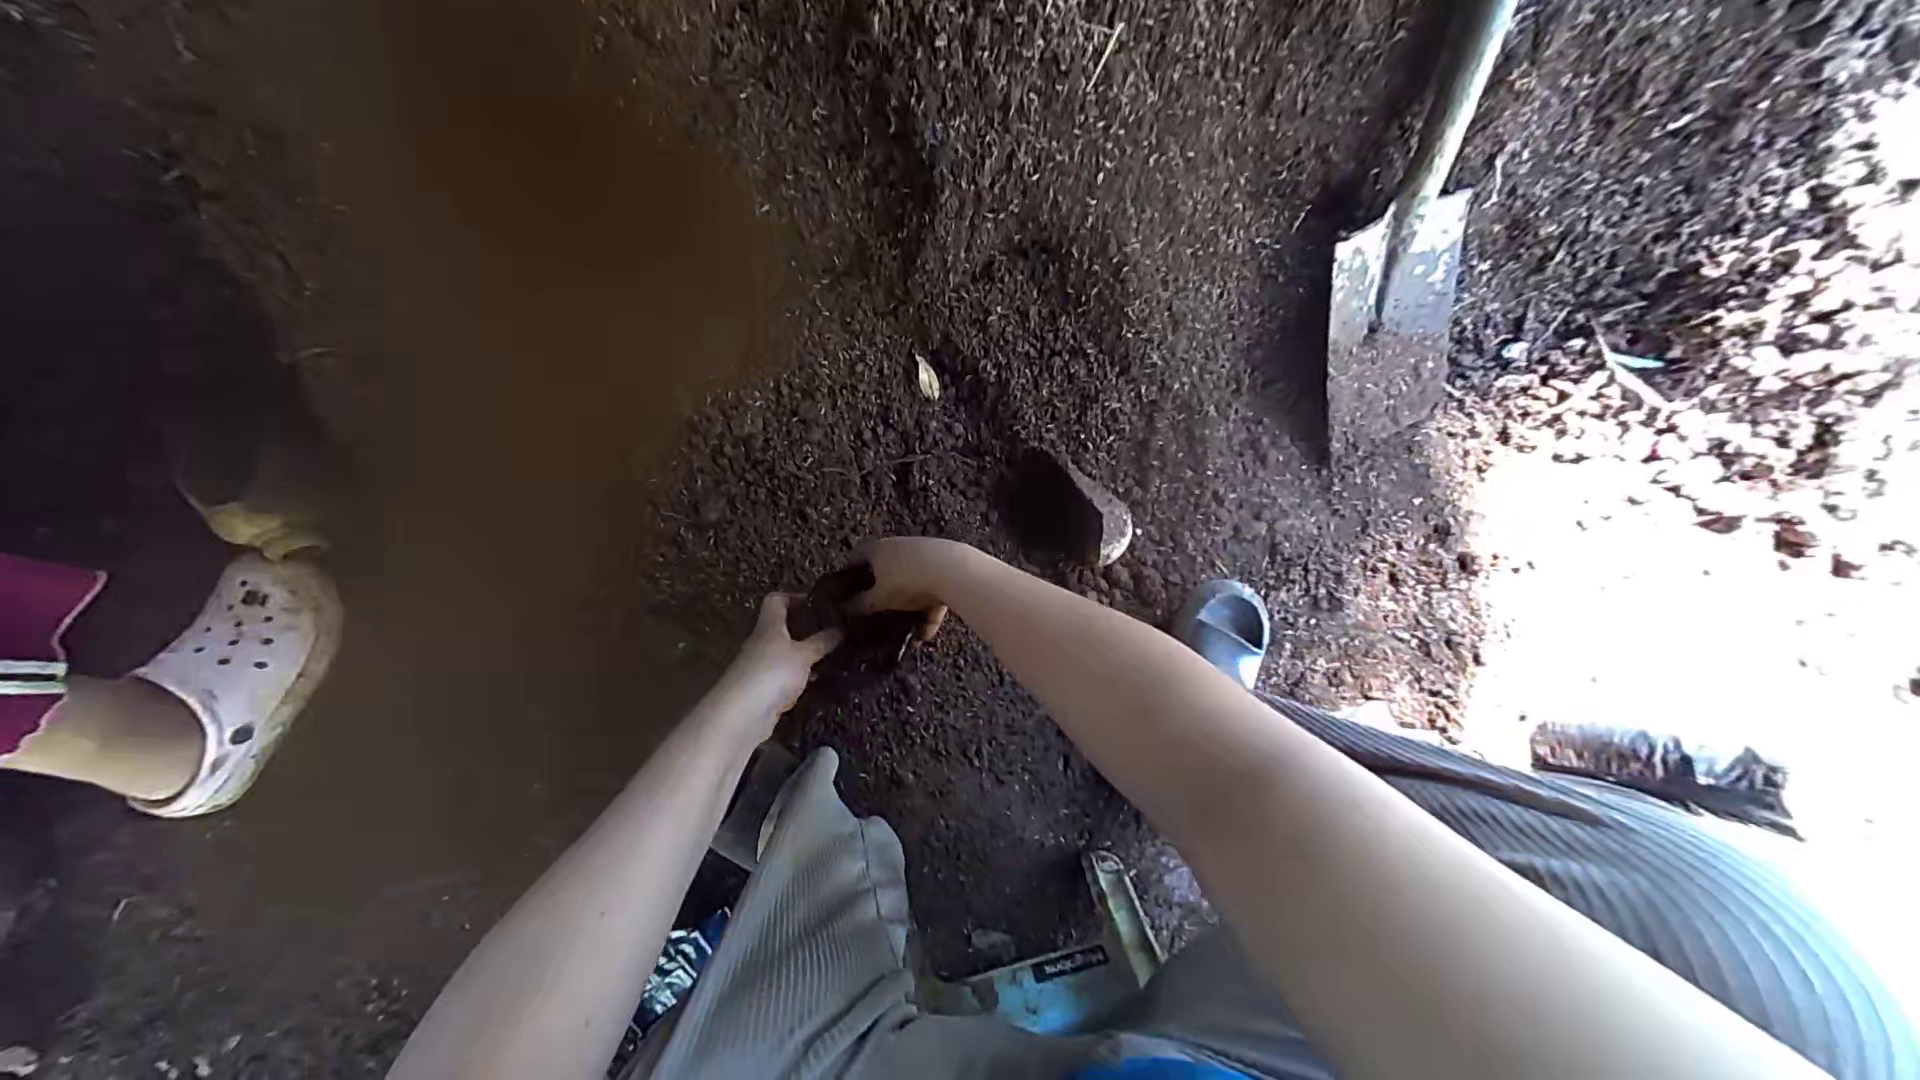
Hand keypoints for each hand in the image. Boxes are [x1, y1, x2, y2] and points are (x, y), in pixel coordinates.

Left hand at [720, 594, 841, 723]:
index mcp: (769, 625)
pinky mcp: (763, 689)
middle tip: (831, 631)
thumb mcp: (803, 655)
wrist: (741, 714)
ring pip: (785, 653)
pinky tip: (816, 681)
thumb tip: (839, 628)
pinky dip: (799, 676)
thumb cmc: (772, 673)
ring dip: (804, 654)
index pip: (776, 599)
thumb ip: (821, 642)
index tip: (818, 603)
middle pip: (782, 627)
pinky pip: (784, 675)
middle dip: (806, 628)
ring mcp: (760, 666)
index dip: (795, 597)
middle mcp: (762, 642)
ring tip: (830, 656)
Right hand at [850, 537, 976, 642]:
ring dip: (909, 609)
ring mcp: (923, 556)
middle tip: (878, 616)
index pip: (856, 560)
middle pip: (886, 573)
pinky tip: (926, 634)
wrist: (953, 571)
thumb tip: (846, 609)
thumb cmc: (907, 580)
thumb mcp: (879, 599)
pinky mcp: (945, 568)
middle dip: (883, 597)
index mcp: (878, 549)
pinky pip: (932, 593)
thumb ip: (861, 605)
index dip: (848, 577)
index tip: (845, 595)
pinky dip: (928, 612)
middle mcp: (899, 547)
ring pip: (911, 586)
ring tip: (906, 632)